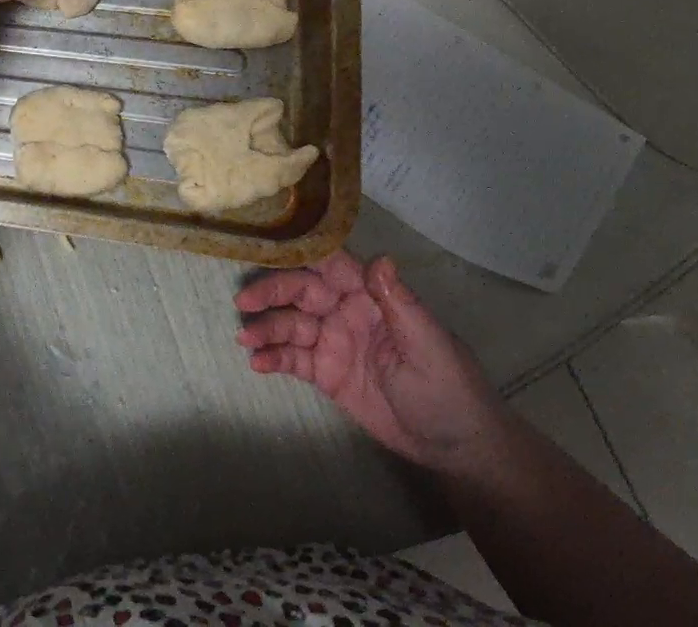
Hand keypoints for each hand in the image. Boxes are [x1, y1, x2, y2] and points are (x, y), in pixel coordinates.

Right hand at [234, 251, 512, 474]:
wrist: (455, 446)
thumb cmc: (450, 387)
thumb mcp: (429, 344)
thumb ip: (399, 303)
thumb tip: (380, 258)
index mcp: (373, 298)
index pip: (332, 266)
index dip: (302, 255)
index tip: (269, 251)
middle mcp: (346, 313)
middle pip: (301, 293)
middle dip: (271, 293)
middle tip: (243, 303)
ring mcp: (332, 343)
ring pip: (290, 325)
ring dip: (266, 329)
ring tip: (246, 340)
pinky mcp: (325, 373)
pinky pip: (292, 359)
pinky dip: (272, 358)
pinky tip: (257, 363)